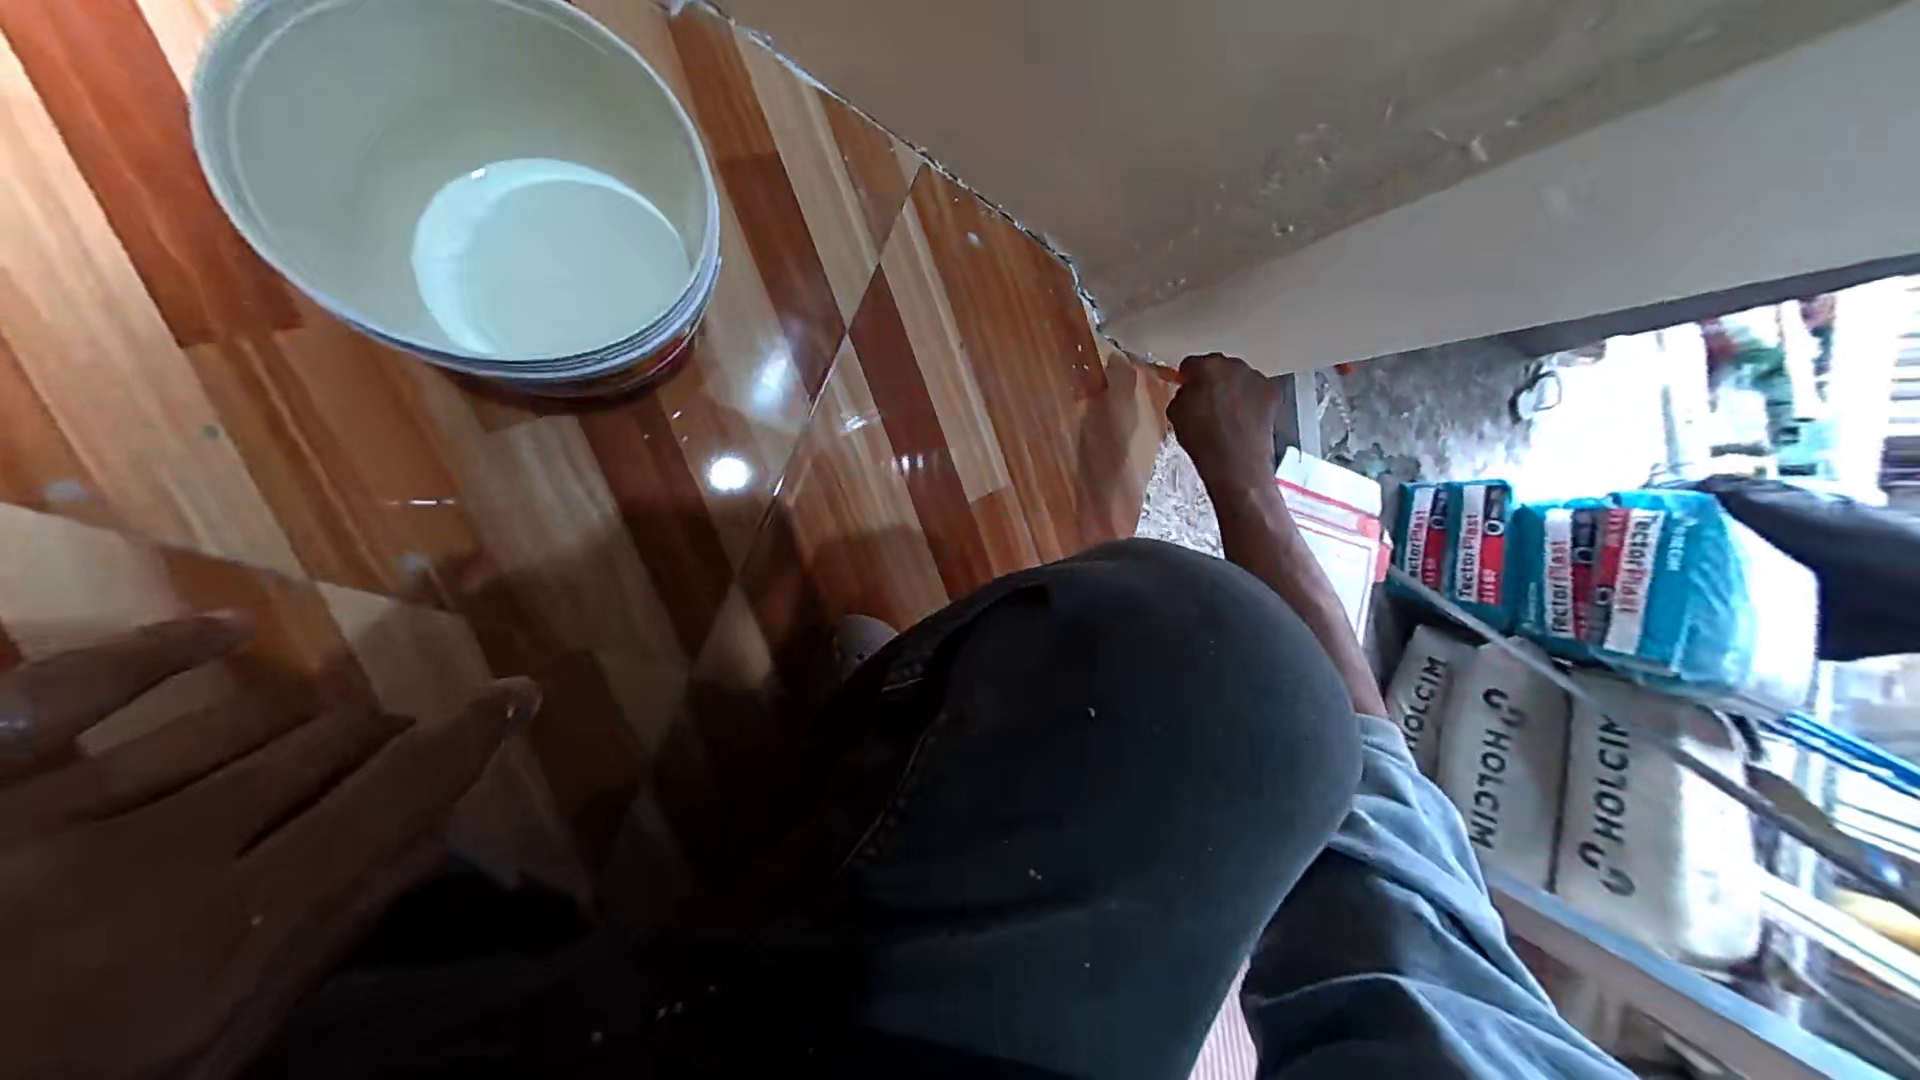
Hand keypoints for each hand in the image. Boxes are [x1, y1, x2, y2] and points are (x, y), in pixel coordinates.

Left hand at [0, 613, 540, 1079]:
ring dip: (311, 729)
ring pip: (247, 719)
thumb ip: (327, 933)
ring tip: (317, 751)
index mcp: (217, 937)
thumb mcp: (207, 1052)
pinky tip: (226, 630)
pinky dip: (160, 649)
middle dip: (389, 744)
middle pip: (333, 743)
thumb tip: (436, 831)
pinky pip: (70, 687)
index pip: (394, 795)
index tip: (518, 695)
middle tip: (394, 764)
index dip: (472, 736)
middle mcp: (145, 860)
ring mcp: (38, 816)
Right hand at [1166, 352, 1279, 494]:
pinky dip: (1249, 401)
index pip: (1191, 364)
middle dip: (1211, 381)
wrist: (1235, 462)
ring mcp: (1256, 379)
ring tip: (1223, 415)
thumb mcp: (1175, 415)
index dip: (1186, 377)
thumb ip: (1181, 395)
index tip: (1185, 385)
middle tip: (1204, 402)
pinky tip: (1240, 419)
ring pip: (1239, 378)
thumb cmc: (1204, 440)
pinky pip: (1255, 391)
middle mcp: (1234, 366)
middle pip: (1218, 367)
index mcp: (1206, 367)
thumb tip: (1187, 393)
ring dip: (1231, 390)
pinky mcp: (1272, 394)